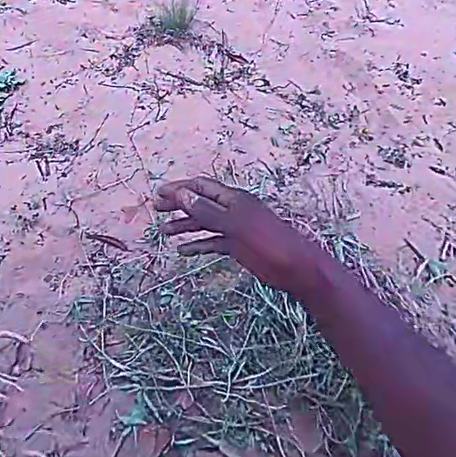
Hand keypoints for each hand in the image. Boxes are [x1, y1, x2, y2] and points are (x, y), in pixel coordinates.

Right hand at [155, 177, 329, 297]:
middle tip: (157, 209)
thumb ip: (207, 211)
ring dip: (184, 225)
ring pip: (203, 223)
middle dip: (178, 204)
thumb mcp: (235, 225)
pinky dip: (197, 245)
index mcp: (233, 199)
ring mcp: (234, 228)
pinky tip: (183, 252)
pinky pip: (212, 242)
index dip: (179, 189)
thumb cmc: (269, 243)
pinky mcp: (237, 246)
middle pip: (199, 202)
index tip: (159, 194)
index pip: (200, 187)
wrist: (298, 269)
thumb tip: (181, 195)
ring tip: (164, 232)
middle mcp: (231, 210)